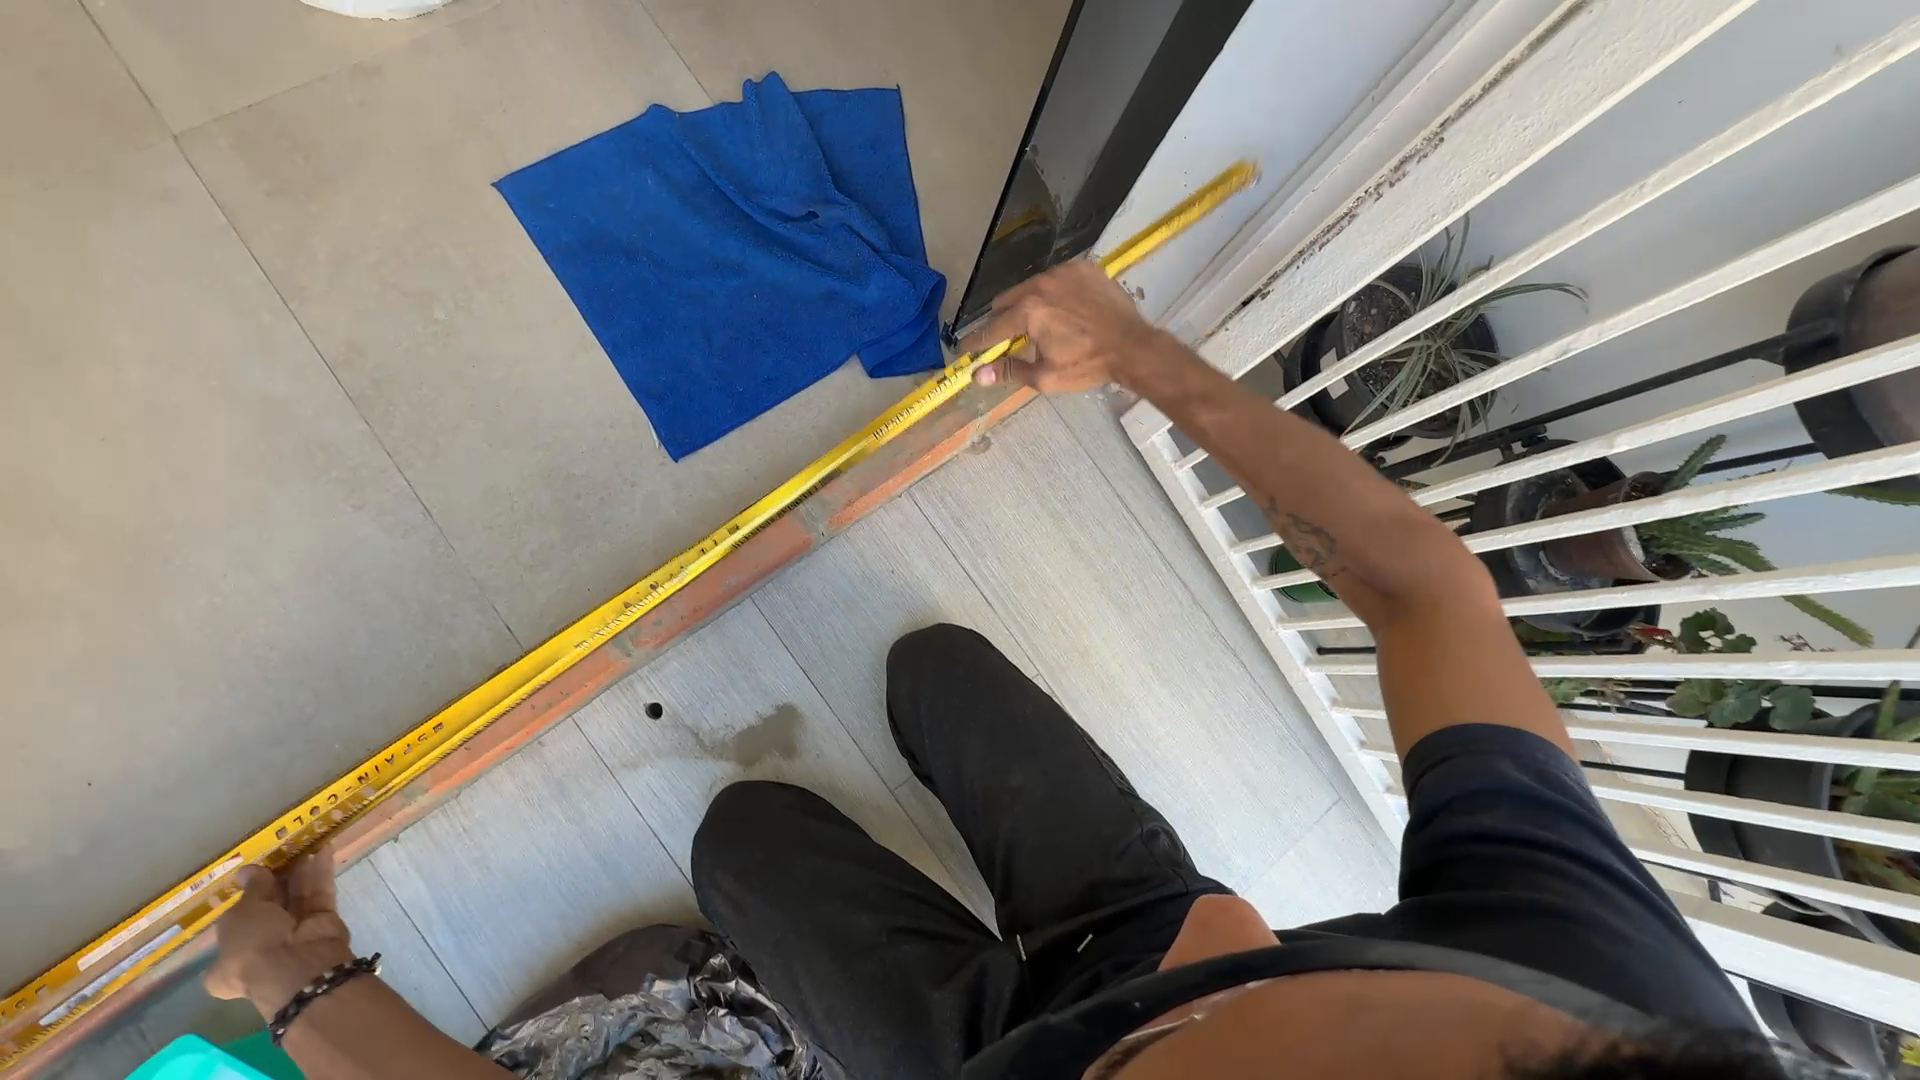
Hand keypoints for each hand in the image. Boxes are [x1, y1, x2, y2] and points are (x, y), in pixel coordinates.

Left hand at [206, 849, 355, 1018]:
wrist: (297, 964)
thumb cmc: (252, 946)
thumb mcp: (241, 916)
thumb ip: (251, 890)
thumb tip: (247, 870)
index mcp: (227, 960)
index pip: (233, 926)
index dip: (242, 900)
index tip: (249, 877)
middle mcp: (260, 947)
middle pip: (268, 908)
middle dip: (274, 881)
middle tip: (279, 854)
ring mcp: (294, 934)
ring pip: (296, 898)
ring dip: (299, 872)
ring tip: (303, 844)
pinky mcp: (322, 922)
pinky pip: (319, 894)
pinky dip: (320, 873)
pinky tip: (324, 849)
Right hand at [964, 258, 1166, 392]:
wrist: (1132, 346)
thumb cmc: (1088, 365)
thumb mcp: (1045, 376)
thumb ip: (1008, 371)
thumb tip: (978, 375)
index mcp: (1028, 312)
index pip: (991, 329)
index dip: (975, 343)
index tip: (964, 351)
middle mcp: (1040, 285)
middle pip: (1005, 302)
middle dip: (1001, 322)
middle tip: (1007, 340)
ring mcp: (1062, 272)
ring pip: (1030, 288)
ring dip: (1027, 305)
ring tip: (1040, 325)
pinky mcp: (1082, 267)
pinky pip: (1056, 279)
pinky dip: (1052, 294)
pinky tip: (1064, 311)